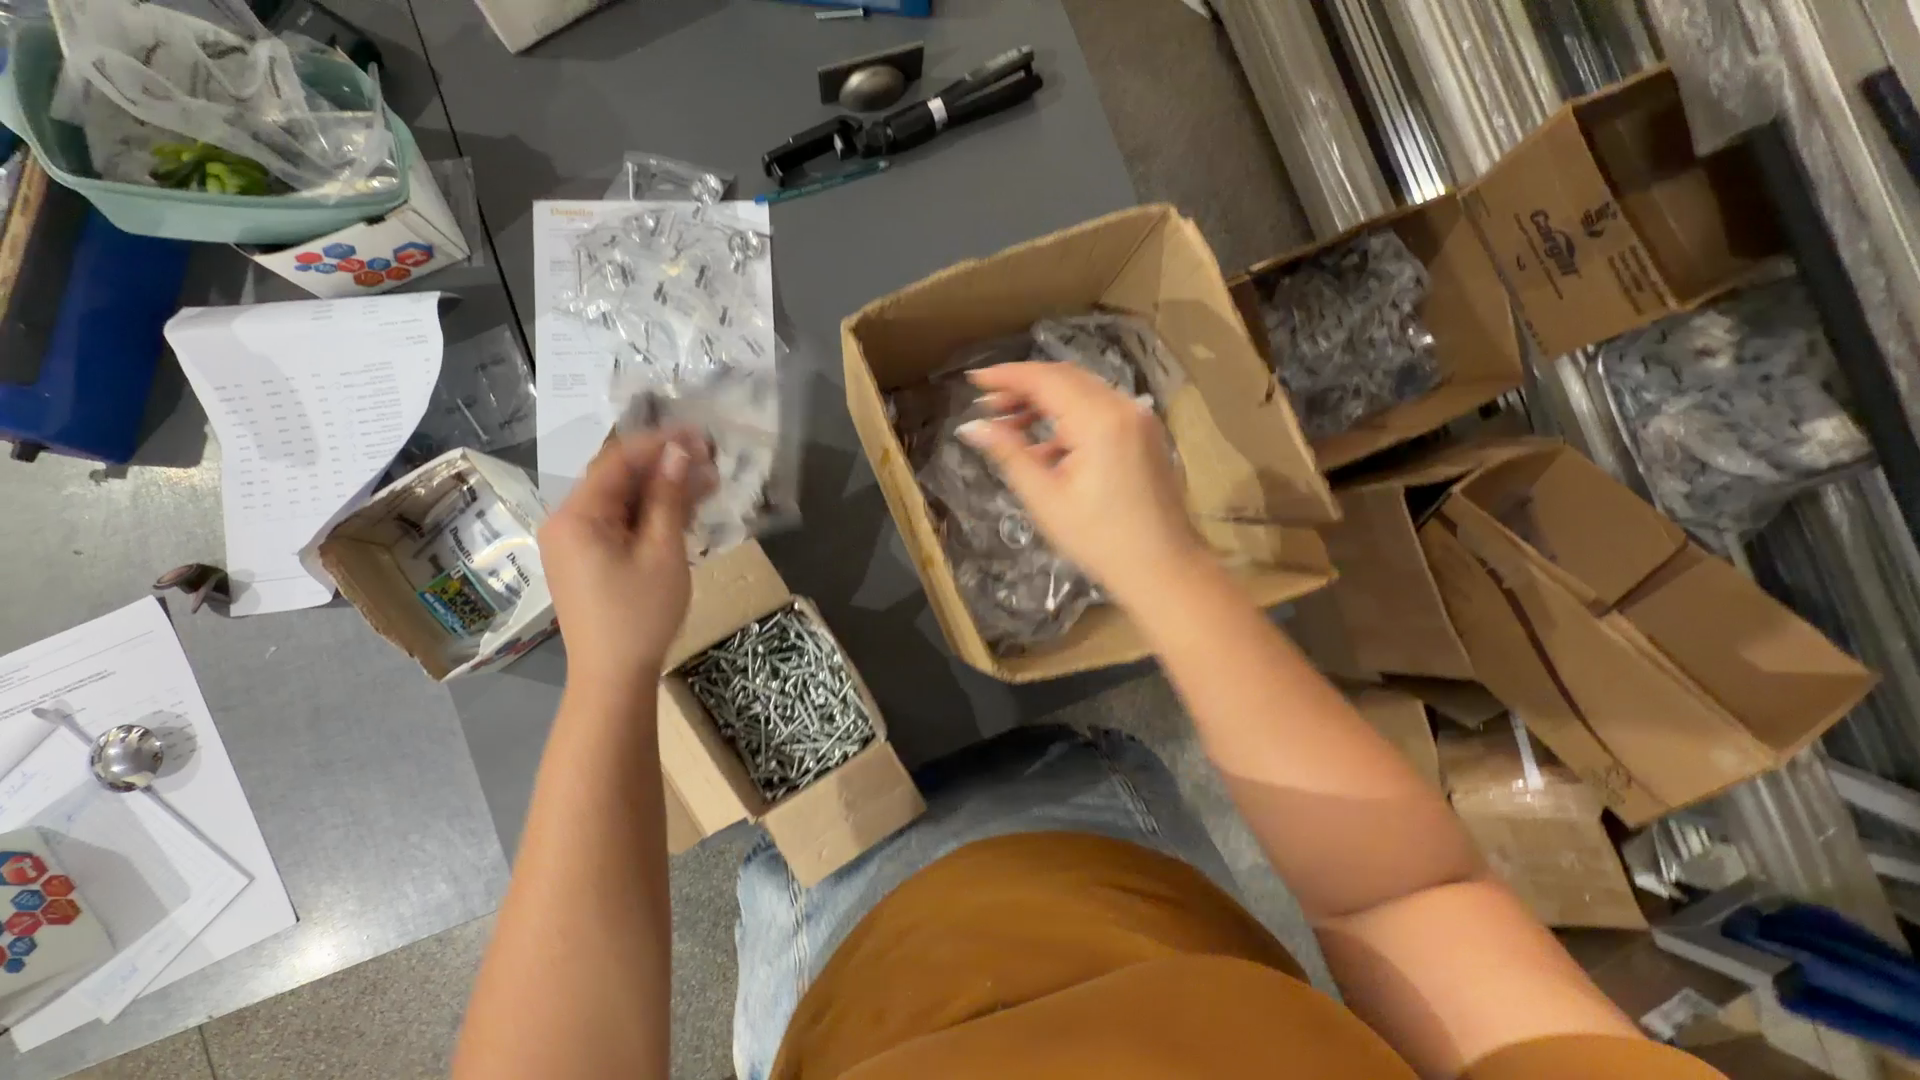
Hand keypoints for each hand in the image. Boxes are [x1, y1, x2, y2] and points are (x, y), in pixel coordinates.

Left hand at [540, 430, 713, 693]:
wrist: (613, 677)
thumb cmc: (640, 614)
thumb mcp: (662, 551)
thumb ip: (668, 497)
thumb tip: (679, 452)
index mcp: (576, 515)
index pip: (617, 461)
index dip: (660, 443)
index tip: (701, 436)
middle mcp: (565, 521)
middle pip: (617, 479)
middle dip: (664, 466)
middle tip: (711, 460)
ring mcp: (573, 543)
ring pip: (620, 501)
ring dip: (661, 490)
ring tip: (707, 485)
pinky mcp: (585, 560)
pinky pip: (617, 524)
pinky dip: (648, 515)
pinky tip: (683, 512)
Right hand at [957, 362, 1204, 606]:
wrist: (1164, 567)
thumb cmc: (1100, 540)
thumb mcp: (1045, 498)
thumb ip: (1009, 454)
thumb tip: (971, 427)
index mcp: (1099, 420)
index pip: (1045, 380)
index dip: (1006, 375)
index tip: (974, 380)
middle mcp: (1123, 408)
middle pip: (1065, 378)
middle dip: (1024, 387)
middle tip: (988, 405)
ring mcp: (1139, 419)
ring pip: (1083, 391)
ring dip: (1046, 401)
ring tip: (1011, 425)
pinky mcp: (1145, 434)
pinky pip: (1101, 410)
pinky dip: (1070, 417)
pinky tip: (1045, 445)